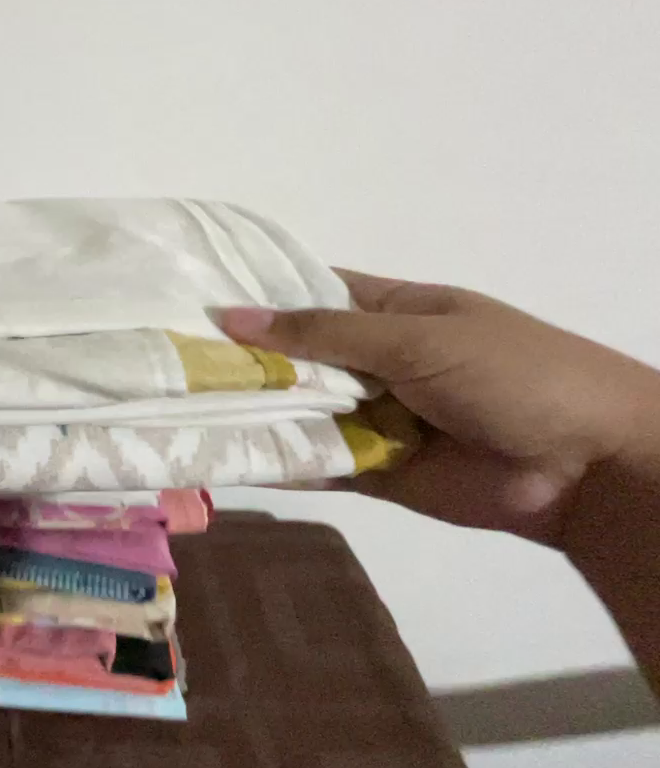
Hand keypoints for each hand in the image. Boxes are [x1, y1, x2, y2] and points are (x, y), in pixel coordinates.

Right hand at [220, 270, 659, 550]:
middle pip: (289, 357)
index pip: (309, 295)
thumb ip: (321, 333)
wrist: (598, 472)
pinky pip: (307, 459)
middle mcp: (370, 363)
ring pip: (291, 409)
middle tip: (170, 361)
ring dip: (247, 410)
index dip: (256, 297)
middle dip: (238, 359)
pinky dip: (270, 459)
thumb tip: (230, 316)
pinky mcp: (364, 466)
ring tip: (179, 407)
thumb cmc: (515, 377)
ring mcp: (366, 416)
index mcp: (390, 316)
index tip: (189, 302)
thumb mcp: (417, 339)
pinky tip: (217, 453)